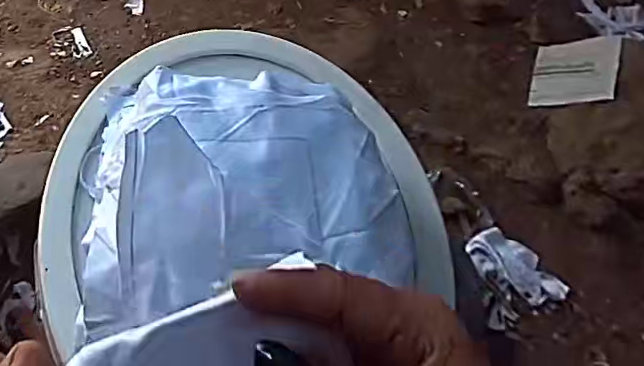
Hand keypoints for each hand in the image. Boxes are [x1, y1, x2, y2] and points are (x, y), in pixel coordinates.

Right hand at [233, 267, 483, 365]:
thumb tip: (272, 353)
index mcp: (416, 315)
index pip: (340, 288)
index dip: (287, 286)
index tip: (240, 286)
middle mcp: (403, 319)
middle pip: (328, 305)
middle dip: (281, 310)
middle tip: (227, 314)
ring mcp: (394, 343)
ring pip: (328, 330)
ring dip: (289, 336)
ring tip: (240, 334)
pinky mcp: (385, 362)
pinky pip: (339, 350)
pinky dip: (307, 356)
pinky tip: (278, 356)